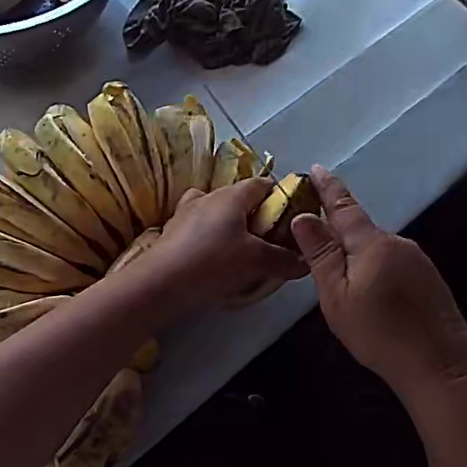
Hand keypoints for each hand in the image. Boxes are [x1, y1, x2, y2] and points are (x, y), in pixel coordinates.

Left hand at [126, 179, 308, 316]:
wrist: (160, 283)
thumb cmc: (213, 262)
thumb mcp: (256, 262)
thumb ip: (284, 260)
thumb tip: (306, 262)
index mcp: (231, 195)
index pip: (263, 184)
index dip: (280, 198)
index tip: (291, 219)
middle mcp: (207, 196)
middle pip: (239, 199)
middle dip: (256, 216)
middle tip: (269, 241)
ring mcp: (185, 213)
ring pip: (216, 213)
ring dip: (229, 227)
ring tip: (240, 252)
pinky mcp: (171, 233)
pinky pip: (198, 230)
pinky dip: (210, 240)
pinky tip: (214, 261)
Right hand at [291, 166, 466, 395]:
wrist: (439, 364)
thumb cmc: (379, 333)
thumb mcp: (337, 297)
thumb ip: (321, 255)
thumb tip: (304, 217)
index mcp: (372, 243)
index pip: (344, 207)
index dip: (328, 188)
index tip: (315, 169)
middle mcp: (397, 243)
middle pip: (360, 230)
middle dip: (337, 233)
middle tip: (312, 243)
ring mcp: (416, 260)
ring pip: (377, 250)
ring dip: (357, 257)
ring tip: (341, 282)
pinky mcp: (428, 279)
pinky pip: (392, 264)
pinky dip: (375, 270)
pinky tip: (371, 295)